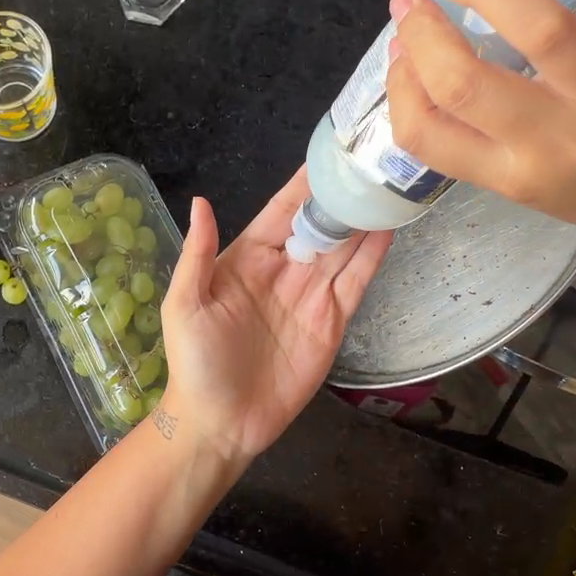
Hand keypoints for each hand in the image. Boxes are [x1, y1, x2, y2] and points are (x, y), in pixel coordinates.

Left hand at [156, 169, 391, 466]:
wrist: (220, 423)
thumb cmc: (196, 362)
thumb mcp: (185, 304)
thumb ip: (197, 253)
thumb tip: (201, 201)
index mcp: (246, 259)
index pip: (281, 211)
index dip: (304, 184)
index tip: (331, 153)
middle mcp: (282, 270)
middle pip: (319, 224)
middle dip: (344, 195)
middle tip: (376, 161)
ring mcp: (309, 296)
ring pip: (343, 248)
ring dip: (364, 219)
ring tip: (390, 186)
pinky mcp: (331, 323)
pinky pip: (355, 282)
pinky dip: (373, 256)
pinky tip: (390, 229)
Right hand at [385, 0, 575, 246]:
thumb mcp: (511, 180)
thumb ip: (464, 132)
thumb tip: (408, 56)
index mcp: (511, 173)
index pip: (427, 133)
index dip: (399, 84)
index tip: (398, 48)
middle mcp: (557, 139)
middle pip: (468, 83)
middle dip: (425, 33)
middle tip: (410, 1)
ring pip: (544, 34)